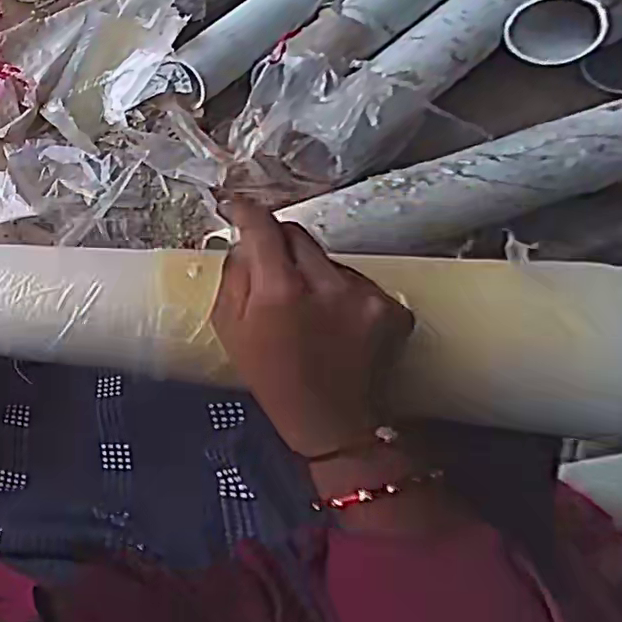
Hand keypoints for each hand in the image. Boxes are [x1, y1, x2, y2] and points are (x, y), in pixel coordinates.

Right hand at [209, 201, 414, 458]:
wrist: (332, 417)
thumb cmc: (267, 371)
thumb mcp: (228, 326)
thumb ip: (233, 277)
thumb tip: (242, 243)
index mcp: (279, 290)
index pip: (264, 229)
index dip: (247, 211)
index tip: (236, 203)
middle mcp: (327, 284)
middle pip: (299, 235)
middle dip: (278, 241)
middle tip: (267, 262)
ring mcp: (367, 295)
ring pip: (328, 258)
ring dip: (310, 269)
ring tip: (304, 305)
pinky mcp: (393, 307)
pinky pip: (355, 280)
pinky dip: (338, 290)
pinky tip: (333, 318)